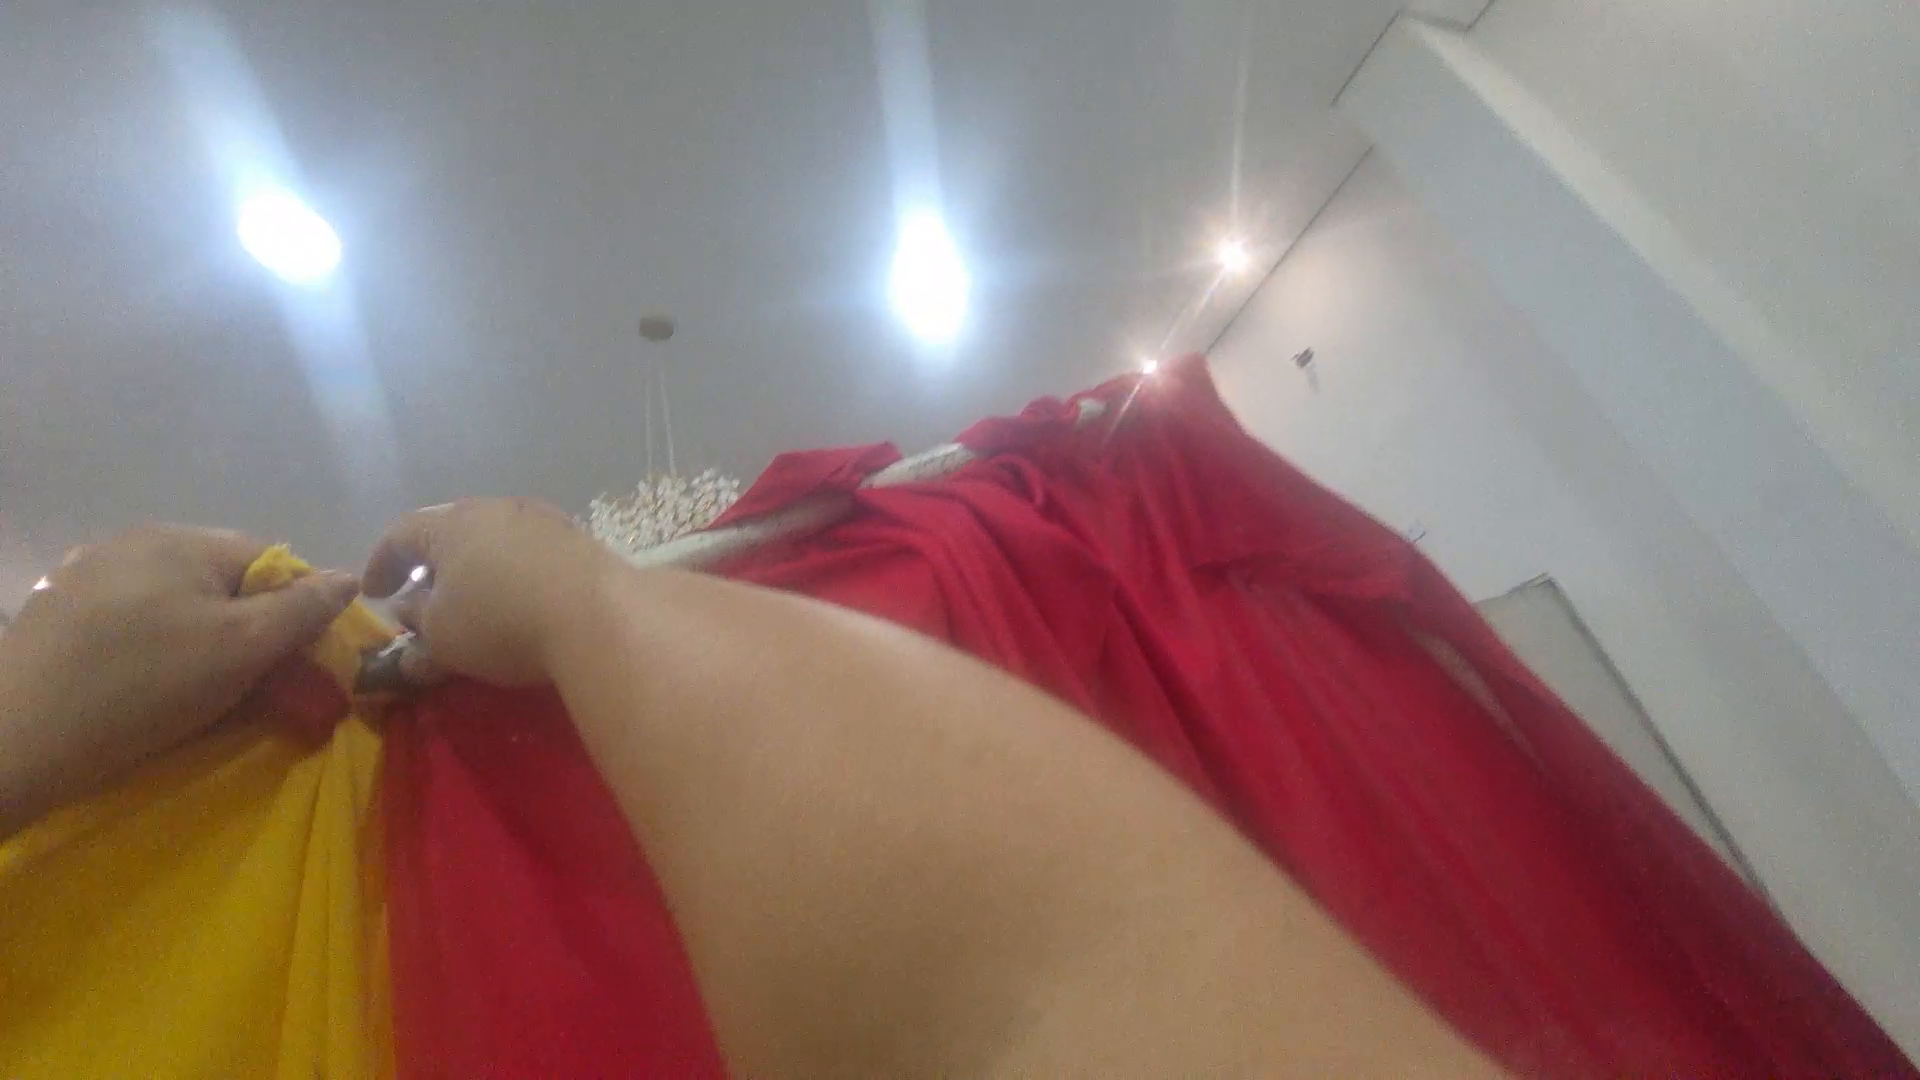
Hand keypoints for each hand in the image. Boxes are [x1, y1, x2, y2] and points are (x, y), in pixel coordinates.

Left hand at [0, 526, 359, 835]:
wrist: (9, 748)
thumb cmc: (146, 685)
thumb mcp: (249, 644)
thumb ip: (308, 606)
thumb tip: (349, 579)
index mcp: (178, 541)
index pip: (275, 561)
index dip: (300, 606)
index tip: (299, 652)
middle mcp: (131, 546)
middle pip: (230, 581)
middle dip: (255, 623)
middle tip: (256, 672)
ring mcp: (85, 578)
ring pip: (187, 602)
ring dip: (212, 637)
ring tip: (207, 683)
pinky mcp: (59, 615)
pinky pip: (143, 619)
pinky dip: (166, 646)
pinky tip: (156, 681)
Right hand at [362, 499, 618, 686]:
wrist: (602, 615)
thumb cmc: (503, 622)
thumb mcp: (442, 634)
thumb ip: (417, 620)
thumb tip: (410, 609)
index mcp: (456, 523)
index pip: (403, 533)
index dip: (382, 563)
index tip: (374, 593)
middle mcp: (504, 510)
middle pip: (459, 529)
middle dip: (438, 562)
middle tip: (428, 594)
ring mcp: (552, 522)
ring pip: (504, 539)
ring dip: (485, 566)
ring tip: (479, 599)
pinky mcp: (587, 543)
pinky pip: (541, 554)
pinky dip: (523, 573)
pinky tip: (528, 599)